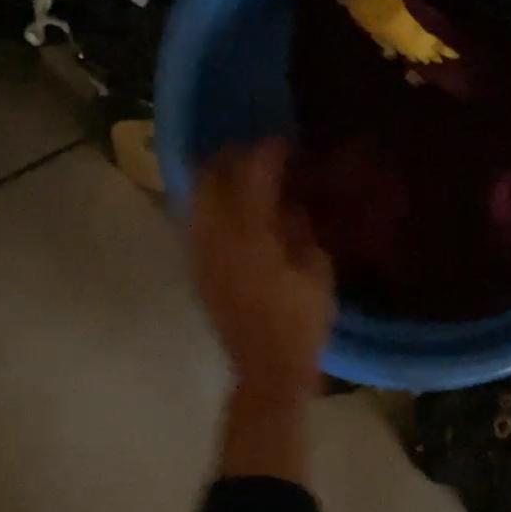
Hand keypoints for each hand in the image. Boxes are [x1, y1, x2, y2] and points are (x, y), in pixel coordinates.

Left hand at [188, 138, 335, 398]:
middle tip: (257, 152)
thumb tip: (287, 201)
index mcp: (252, 237)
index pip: (252, 177)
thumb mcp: (317, 269)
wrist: (266, 369)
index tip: (283, 142)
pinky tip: (228, 205)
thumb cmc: (302, 321)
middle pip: (211, 178)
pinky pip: (193, 220)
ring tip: (239, 172)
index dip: (267, 153)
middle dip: (232, 157)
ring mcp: (200, 253)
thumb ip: (299, 228)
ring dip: (215, 177)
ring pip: (195, 197)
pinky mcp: (195, 268)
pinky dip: (208, 202)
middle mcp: (217, 238)